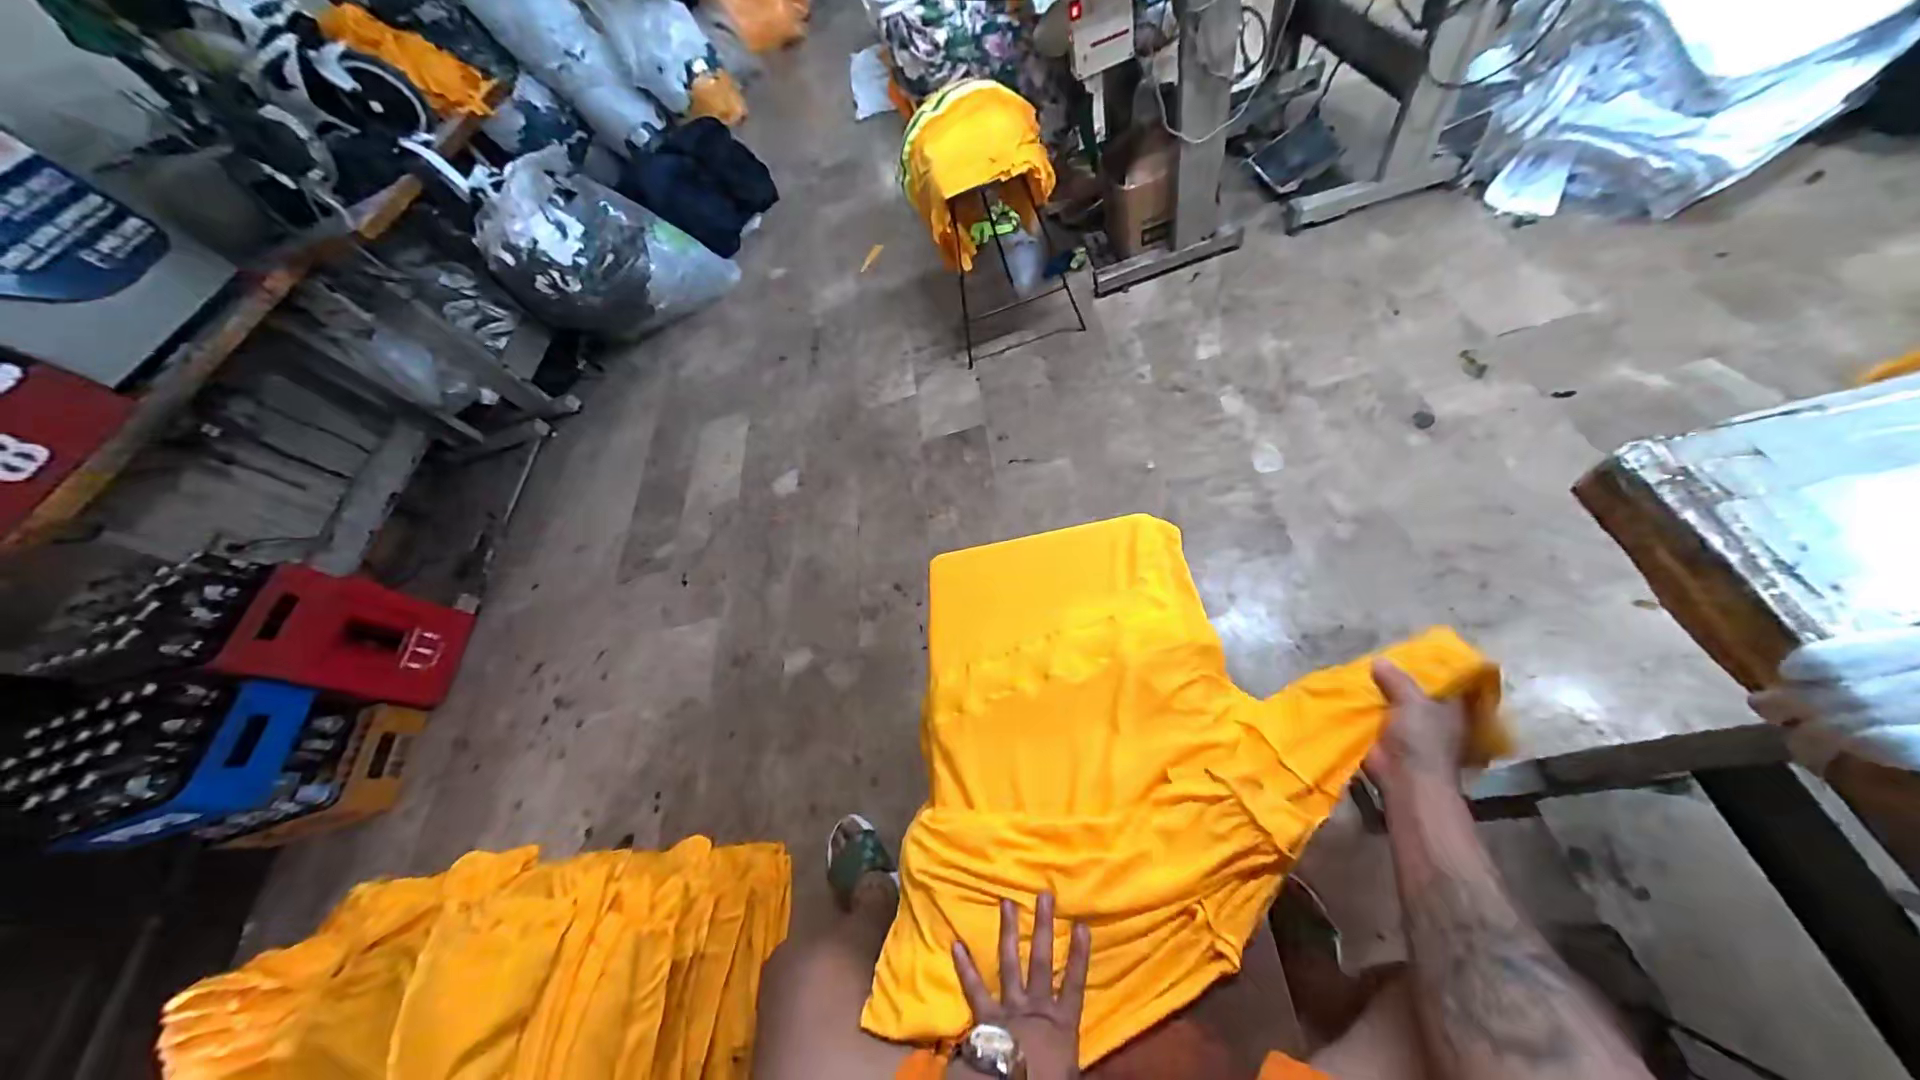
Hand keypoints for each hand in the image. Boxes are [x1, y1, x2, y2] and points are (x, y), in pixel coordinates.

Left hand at [951, 892, 1091, 1079]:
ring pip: (1010, 963)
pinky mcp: (986, 1015)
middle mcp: (1036, 1006)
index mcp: (1061, 1023)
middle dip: (1044, 927)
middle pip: (1042, 960)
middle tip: (1043, 894)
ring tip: (1006, 902)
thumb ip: (1072, 1055)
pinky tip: (956, 944)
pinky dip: (965, 967)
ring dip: (1009, 931)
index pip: (1075, 983)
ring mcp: (1010, 1007)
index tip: (1081, 924)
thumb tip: (1077, 1055)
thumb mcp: (1069, 1073)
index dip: (1079, 955)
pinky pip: (974, 988)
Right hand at [1364, 658, 1467, 791]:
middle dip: (1393, 677)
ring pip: (1389, 703)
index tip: (1405, 652)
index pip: (1440, 681)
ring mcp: (1407, 729)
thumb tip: (1378, 660)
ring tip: (1355, 672)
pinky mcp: (1384, 739)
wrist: (1404, 779)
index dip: (1425, 666)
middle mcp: (1430, 716)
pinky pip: (1371, 717)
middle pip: (1411, 690)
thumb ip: (1396, 679)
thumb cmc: (1421, 740)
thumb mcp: (1413, 702)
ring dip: (1374, 693)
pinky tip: (1346, 694)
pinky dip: (1361, 709)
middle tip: (1373, 658)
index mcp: (1449, 707)